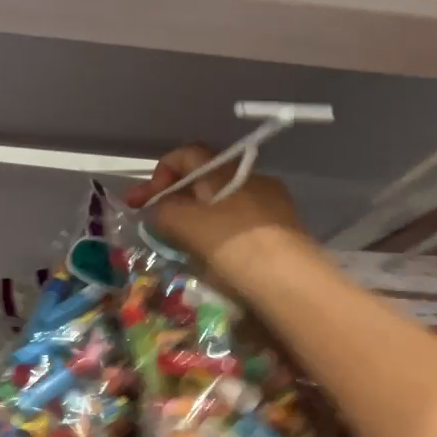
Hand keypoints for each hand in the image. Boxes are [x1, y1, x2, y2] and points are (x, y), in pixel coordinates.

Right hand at [122, 144, 303, 262]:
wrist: (290, 282)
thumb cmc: (229, 243)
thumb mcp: (180, 222)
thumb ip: (162, 208)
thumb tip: (162, 208)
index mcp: (225, 170)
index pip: (185, 154)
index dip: (160, 173)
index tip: (145, 200)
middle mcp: (252, 178)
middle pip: (204, 178)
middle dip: (176, 196)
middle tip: (156, 219)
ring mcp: (273, 203)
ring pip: (223, 201)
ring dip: (198, 215)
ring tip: (183, 240)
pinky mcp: (285, 229)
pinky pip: (242, 221)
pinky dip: (221, 230)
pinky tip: (215, 253)